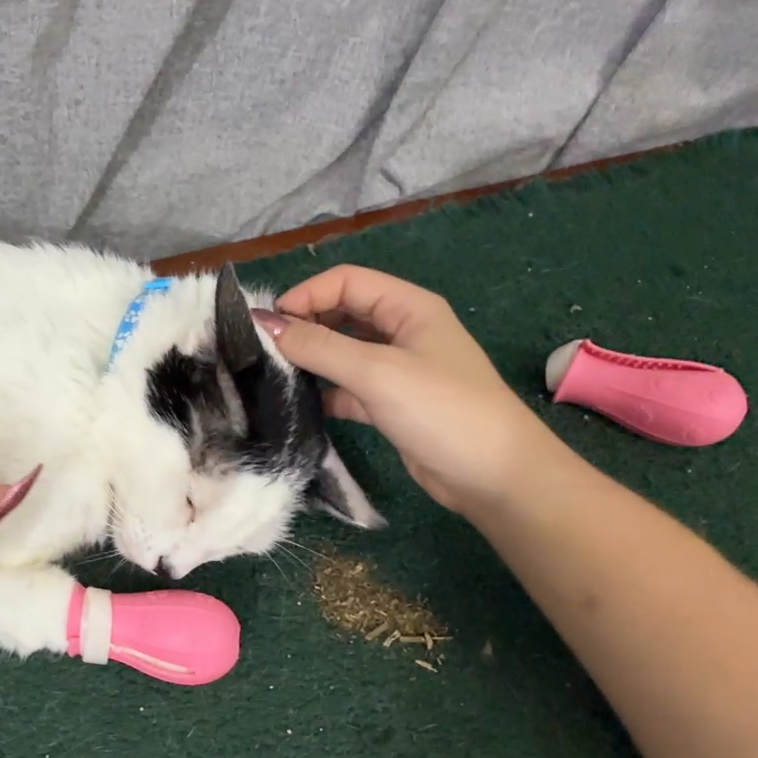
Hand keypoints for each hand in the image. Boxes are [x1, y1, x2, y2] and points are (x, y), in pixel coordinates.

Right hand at [260, 265, 566, 514]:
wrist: (492, 475)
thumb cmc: (441, 409)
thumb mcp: (376, 371)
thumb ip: (319, 347)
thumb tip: (265, 325)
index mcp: (408, 307)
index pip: (346, 282)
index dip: (306, 296)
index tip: (269, 326)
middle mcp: (402, 331)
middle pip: (341, 314)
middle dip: (304, 326)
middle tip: (265, 353)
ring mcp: (396, 369)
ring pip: (342, 352)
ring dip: (311, 360)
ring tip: (273, 377)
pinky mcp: (390, 404)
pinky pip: (346, 387)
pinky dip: (323, 392)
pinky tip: (297, 405)